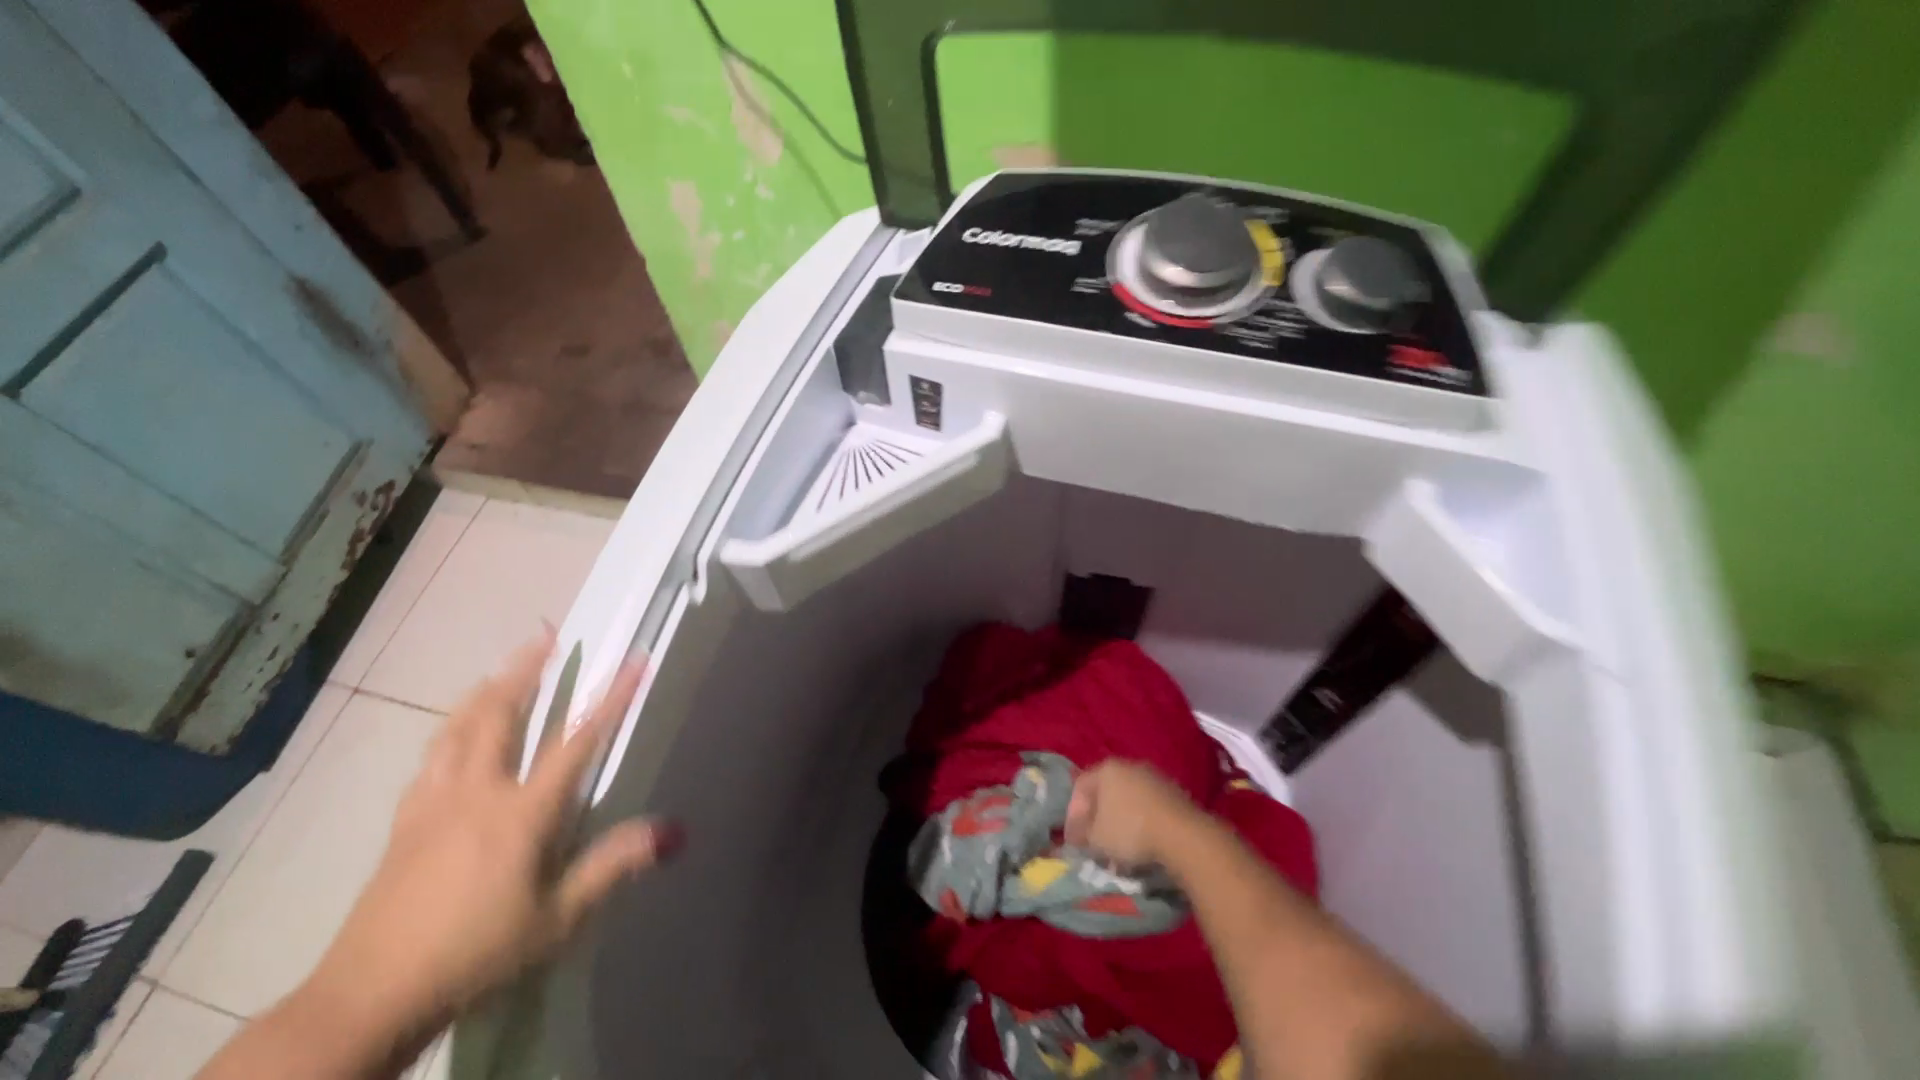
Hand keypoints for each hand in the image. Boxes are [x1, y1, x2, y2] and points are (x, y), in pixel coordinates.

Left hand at [306, 633, 678, 1035]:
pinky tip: (452, 737)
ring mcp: (432, 802)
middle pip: (500, 714)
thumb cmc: (477, 954)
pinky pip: (431, 757)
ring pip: (457, 728)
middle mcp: (475, 792)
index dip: (609, 698)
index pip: (575, 742)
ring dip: (484, 691)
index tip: (632, 660)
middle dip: (526, 671)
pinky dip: (450, 731)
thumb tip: (668, 830)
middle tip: (543, 637)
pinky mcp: (404, 821)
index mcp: (520, 814)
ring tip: (500, 670)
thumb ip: (609, 867)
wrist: (372, 991)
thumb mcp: (556, 920)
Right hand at [1063, 760, 1207, 867]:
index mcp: (1106, 769)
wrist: (1183, 835)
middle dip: (1097, 819)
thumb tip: (1080, 835)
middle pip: (1105, 792)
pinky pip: (1148, 808)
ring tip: (1117, 850)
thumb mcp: (1095, 838)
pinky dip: (1140, 824)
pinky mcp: (1175, 794)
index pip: (1080, 788)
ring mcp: (1155, 778)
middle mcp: (1130, 766)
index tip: (1072, 841)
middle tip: (1093, 843)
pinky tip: (1140, 845)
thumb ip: (1082, 834)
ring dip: (1119, 823)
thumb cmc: (1130, 830)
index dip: (1072, 816)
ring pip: (1127, 801)